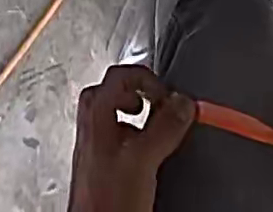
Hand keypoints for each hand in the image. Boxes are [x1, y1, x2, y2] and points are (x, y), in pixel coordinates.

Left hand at [67, 65, 195, 211]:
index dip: (149, 80)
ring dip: (140, 115)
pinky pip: (119, 134)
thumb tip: (181, 103)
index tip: (169, 97)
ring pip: (118, 111)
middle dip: (143, 94)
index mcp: (96, 108)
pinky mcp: (99, 161)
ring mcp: (93, 140)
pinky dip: (136, 134)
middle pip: (117, 89)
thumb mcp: (143, 157)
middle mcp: (90, 119)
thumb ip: (164, 127)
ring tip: (157, 129)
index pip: (122, 73)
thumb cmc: (107, 198)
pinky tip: (147, 153)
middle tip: (163, 107)